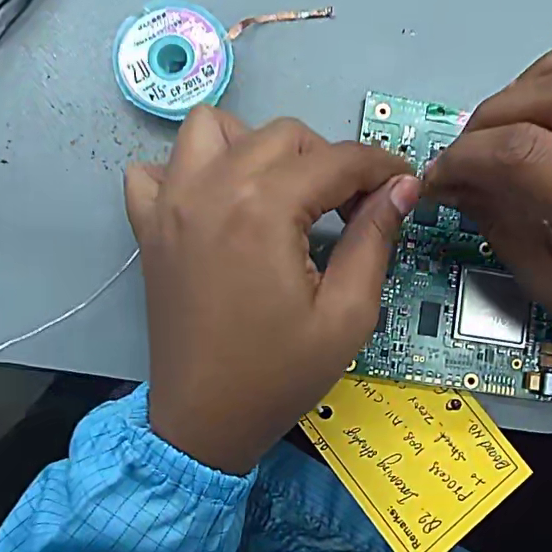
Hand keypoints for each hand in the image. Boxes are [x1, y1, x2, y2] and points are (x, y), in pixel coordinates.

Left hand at [127, 107, 417, 473]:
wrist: (205, 423)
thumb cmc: (280, 376)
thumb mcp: (347, 315)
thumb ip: (374, 239)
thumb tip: (400, 187)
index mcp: (263, 209)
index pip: (337, 160)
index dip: (380, 166)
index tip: (402, 183)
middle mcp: (210, 188)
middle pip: (283, 135)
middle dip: (329, 160)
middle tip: (350, 207)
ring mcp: (170, 203)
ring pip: (214, 129)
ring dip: (258, 146)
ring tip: (283, 194)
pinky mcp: (148, 226)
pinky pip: (157, 169)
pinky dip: (190, 171)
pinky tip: (218, 204)